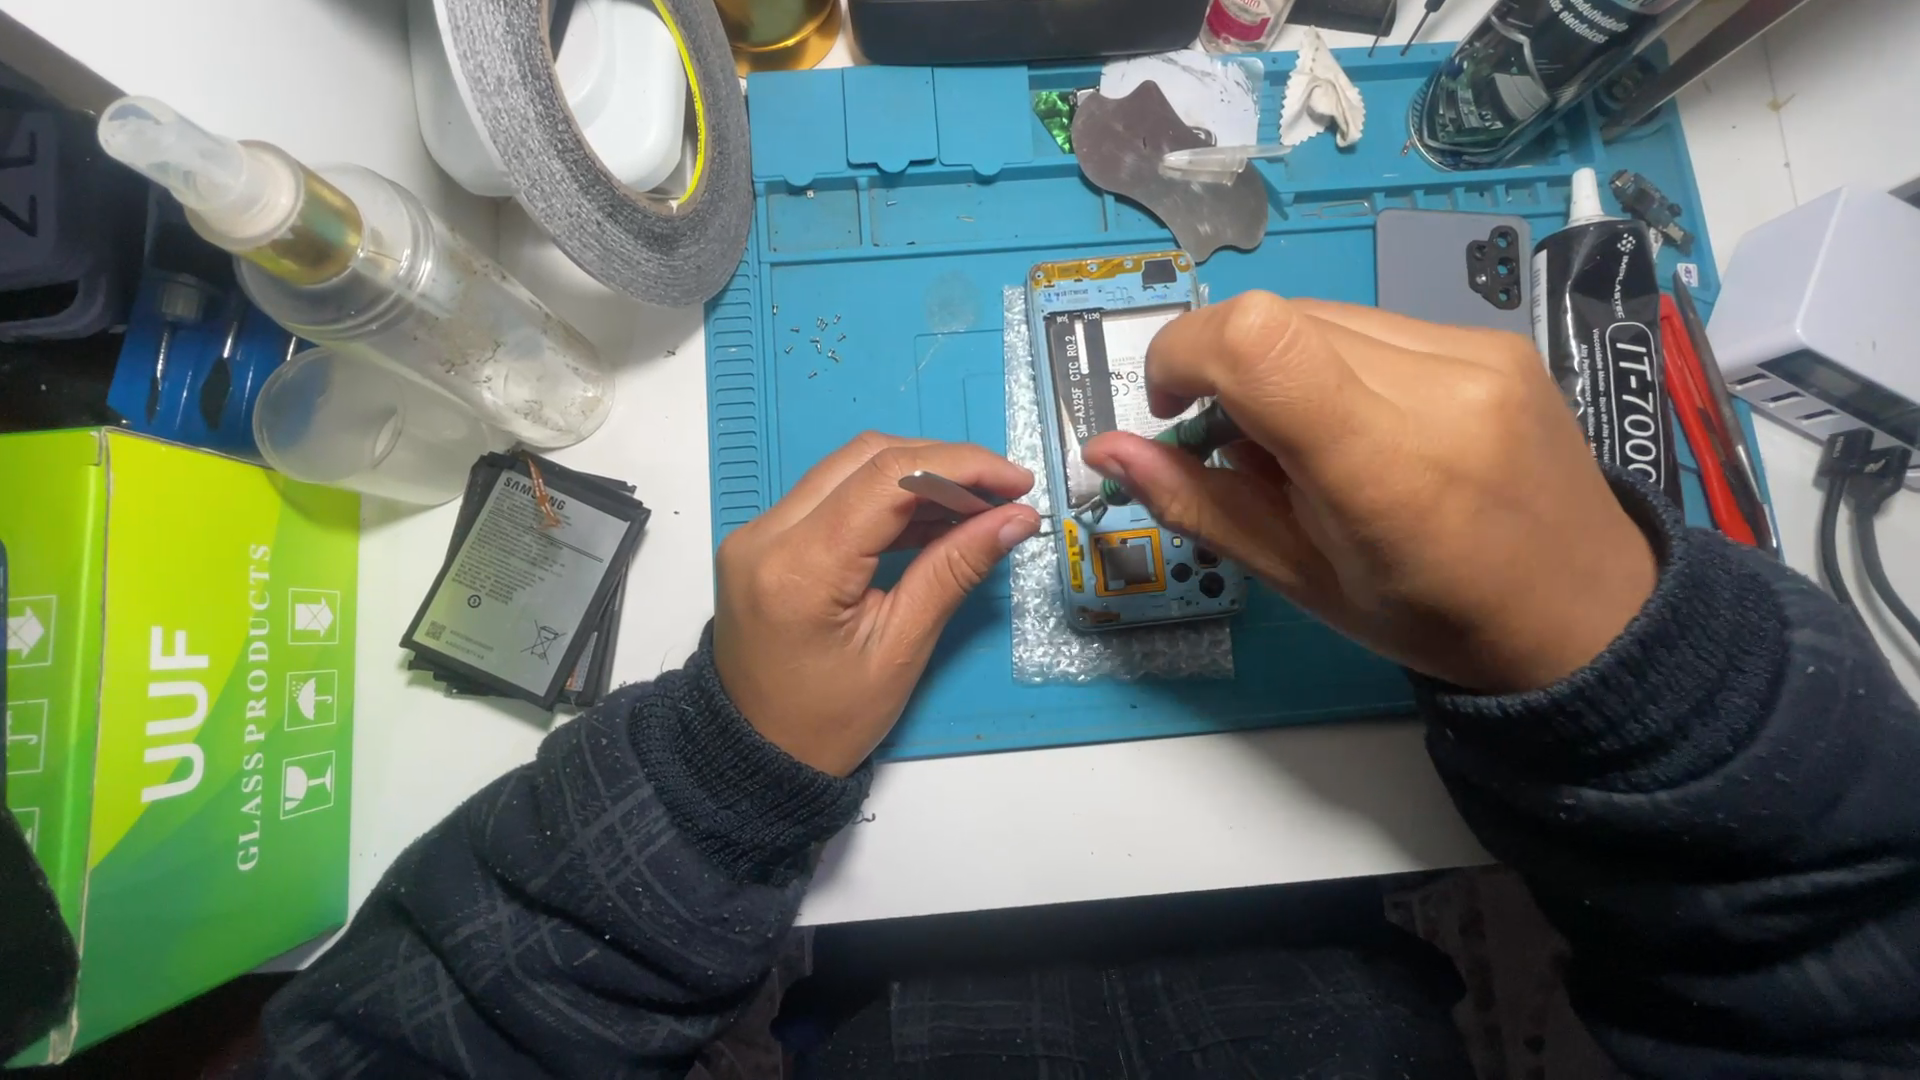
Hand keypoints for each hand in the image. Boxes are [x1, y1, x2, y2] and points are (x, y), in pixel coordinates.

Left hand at [713, 434, 1039, 774]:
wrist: (753, 753)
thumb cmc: (828, 720)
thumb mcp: (901, 650)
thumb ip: (954, 570)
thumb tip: (1016, 519)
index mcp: (801, 568)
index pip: (888, 478)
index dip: (961, 466)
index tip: (1015, 482)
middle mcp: (767, 533)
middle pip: (867, 457)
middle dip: (944, 464)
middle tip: (1001, 493)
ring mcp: (758, 531)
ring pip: (850, 468)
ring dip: (918, 477)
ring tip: (976, 508)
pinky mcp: (764, 538)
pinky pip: (833, 495)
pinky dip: (887, 499)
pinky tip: (933, 519)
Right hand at [1082, 296, 1656, 692]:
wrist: (1584, 613)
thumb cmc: (1421, 618)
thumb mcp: (1293, 577)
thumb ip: (1195, 504)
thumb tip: (1105, 448)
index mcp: (1382, 467)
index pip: (1258, 341)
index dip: (1183, 352)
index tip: (1169, 408)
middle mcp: (1437, 385)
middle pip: (1274, 318)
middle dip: (1219, 370)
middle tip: (1234, 446)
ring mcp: (1476, 351)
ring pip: (1315, 315)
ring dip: (1271, 367)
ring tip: (1300, 441)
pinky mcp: (1493, 337)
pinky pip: (1366, 324)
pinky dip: (1324, 363)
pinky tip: (1352, 422)